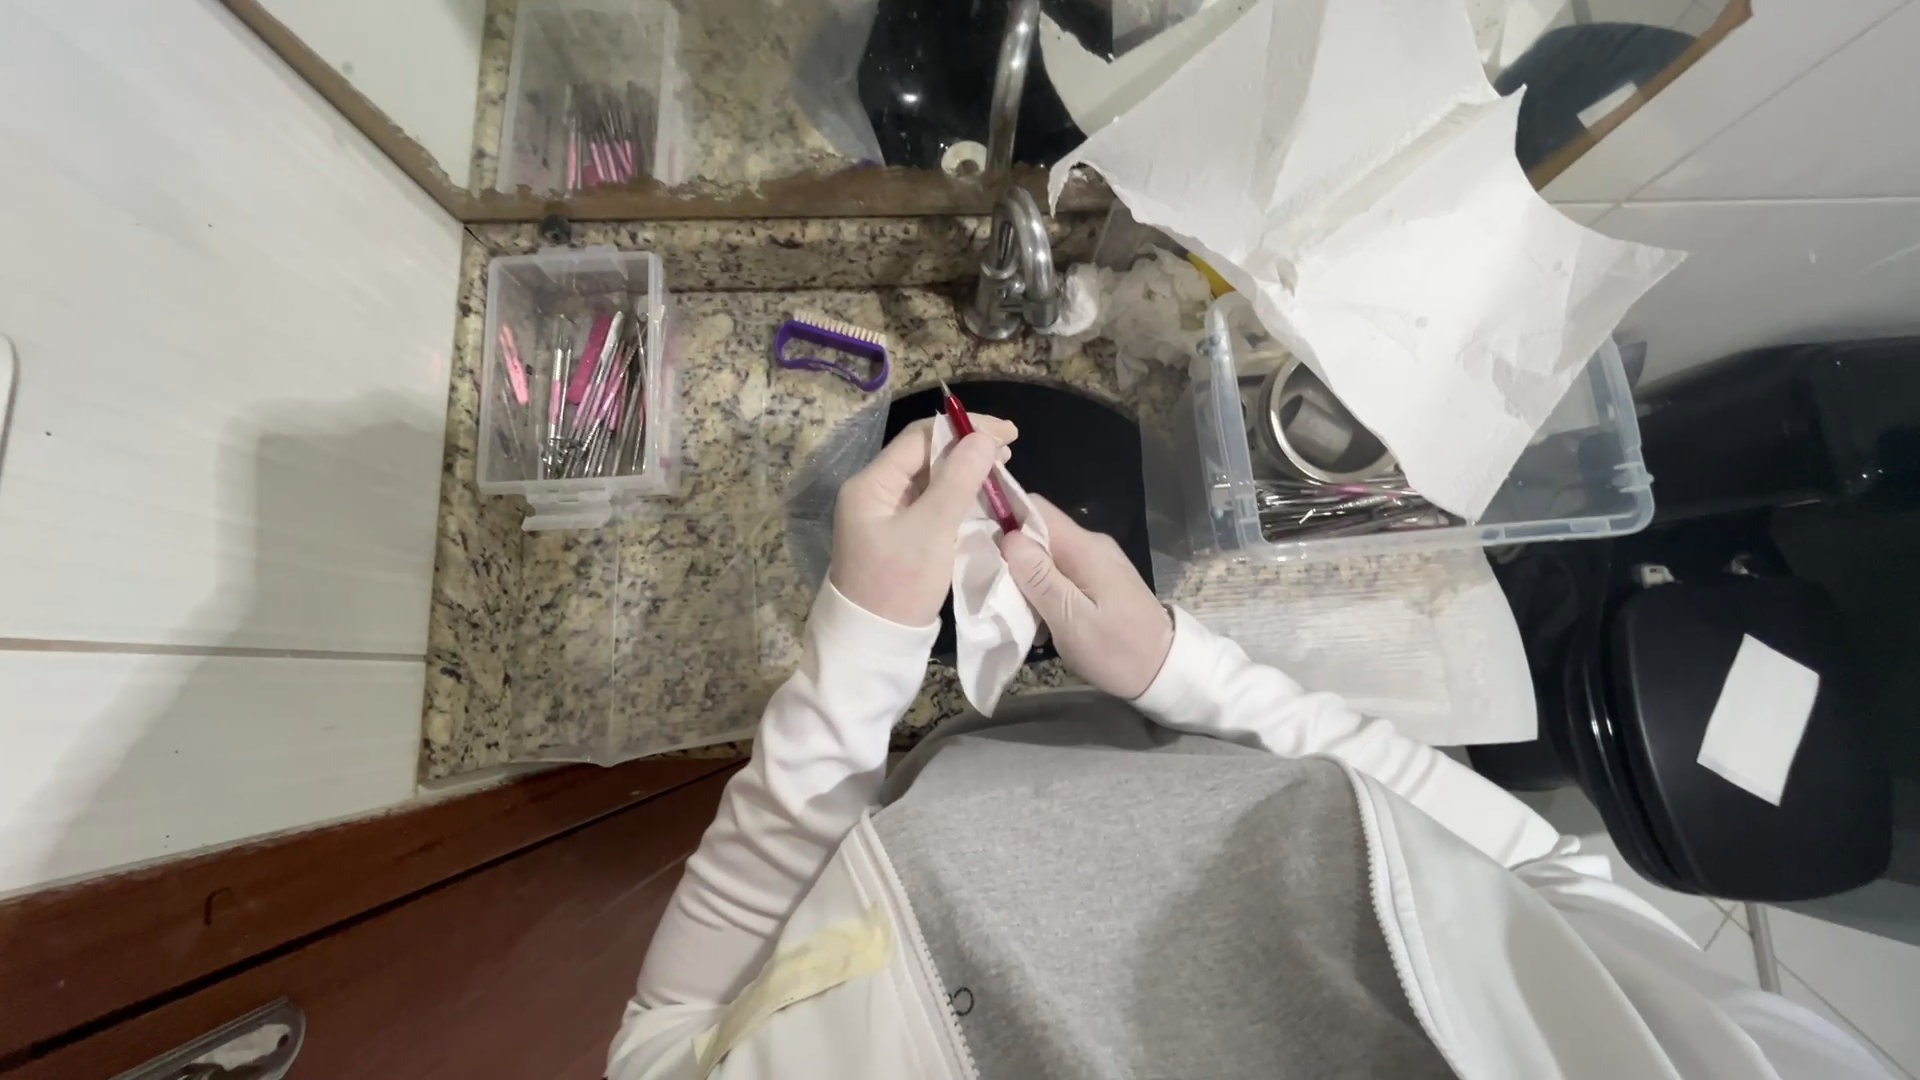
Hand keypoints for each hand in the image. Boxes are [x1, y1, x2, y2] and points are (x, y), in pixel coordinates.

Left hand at [830, 415, 1016, 626]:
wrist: (875, 643)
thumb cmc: (899, 584)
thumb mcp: (932, 530)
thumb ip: (959, 480)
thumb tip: (985, 438)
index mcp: (872, 483)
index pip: (921, 437)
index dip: (965, 428)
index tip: (1007, 433)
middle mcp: (875, 492)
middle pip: (925, 455)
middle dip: (968, 449)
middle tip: (1009, 452)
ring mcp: (886, 516)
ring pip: (931, 480)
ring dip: (965, 473)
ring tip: (1001, 471)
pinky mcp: (899, 536)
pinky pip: (931, 504)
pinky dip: (958, 497)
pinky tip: (983, 497)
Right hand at [997, 496, 1172, 697]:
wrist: (1165, 671)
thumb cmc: (1117, 649)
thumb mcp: (1071, 619)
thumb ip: (1039, 577)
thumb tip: (1009, 537)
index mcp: (1083, 547)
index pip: (1035, 508)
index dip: (1003, 516)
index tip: (976, 538)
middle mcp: (1091, 544)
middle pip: (1039, 530)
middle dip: (1010, 552)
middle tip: (988, 581)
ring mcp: (1097, 561)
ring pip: (1047, 553)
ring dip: (1026, 576)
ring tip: (1011, 604)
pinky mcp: (1100, 578)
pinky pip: (1061, 571)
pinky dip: (1043, 588)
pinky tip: (1038, 616)